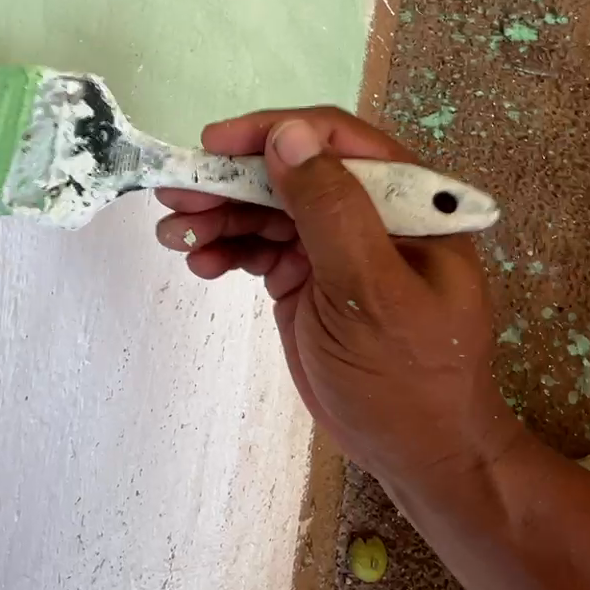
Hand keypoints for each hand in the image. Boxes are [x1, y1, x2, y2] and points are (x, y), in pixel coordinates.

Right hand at [155, 107, 522, 481]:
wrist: (415, 456)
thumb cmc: (408, 376)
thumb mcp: (371, 291)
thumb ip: (331, 209)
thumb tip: (288, 135)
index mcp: (406, 200)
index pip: (334, 140)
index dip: (272, 132)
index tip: (215, 143)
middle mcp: (367, 211)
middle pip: (289, 173)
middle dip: (230, 181)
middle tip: (176, 195)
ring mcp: (333, 244)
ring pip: (266, 209)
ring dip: (217, 216)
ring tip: (173, 235)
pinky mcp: (304, 276)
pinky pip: (258, 247)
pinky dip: (225, 250)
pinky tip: (201, 263)